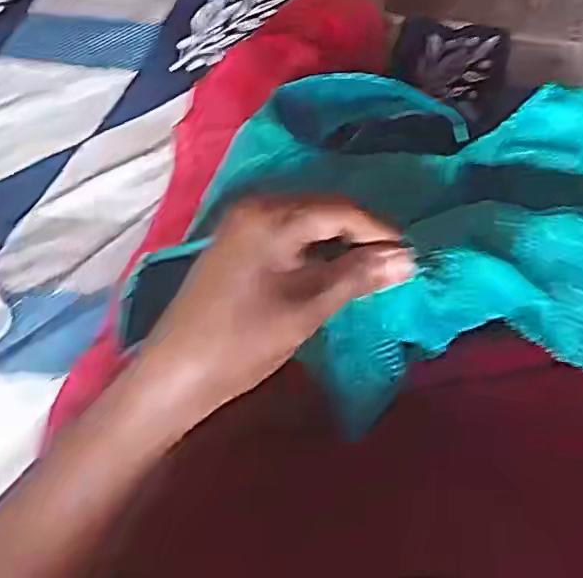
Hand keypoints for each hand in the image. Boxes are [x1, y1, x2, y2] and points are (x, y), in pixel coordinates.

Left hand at [138, 196, 414, 417]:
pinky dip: (316, 245)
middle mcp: (257, 205)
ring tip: (370, 265)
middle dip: (362, 233)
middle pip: (325, 209)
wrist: (172, 376)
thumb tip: (407, 259)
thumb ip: (358, 276)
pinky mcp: (238, 240)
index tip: (410, 254)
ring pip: (308, 219)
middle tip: (394, 260)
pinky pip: (289, 230)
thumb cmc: (243, 341)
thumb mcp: (308, 307)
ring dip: (340, 238)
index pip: (341, 210)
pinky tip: (331, 265)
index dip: (379, 231)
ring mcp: (243, 221)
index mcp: (272, 215)